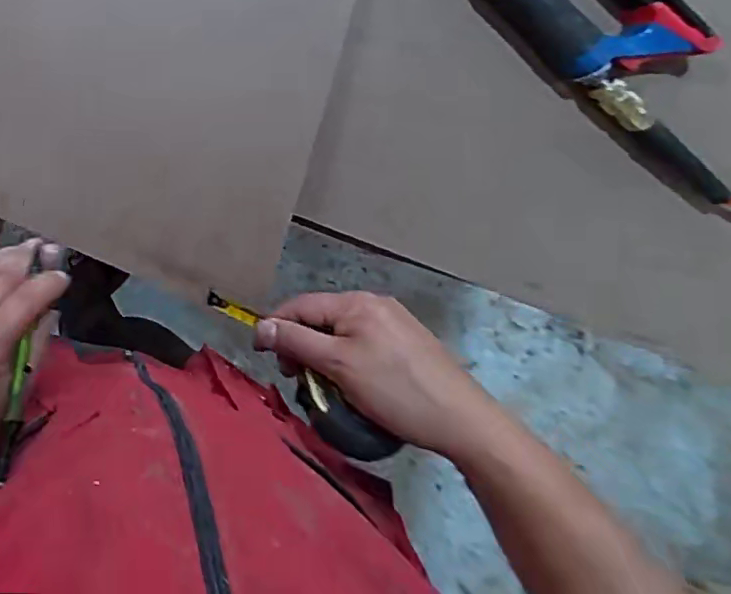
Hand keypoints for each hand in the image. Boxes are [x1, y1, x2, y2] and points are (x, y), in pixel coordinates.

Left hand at [0, 240, 69, 473]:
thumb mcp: (18, 388)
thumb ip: (36, 343)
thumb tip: (49, 309)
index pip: (28, 295)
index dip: (49, 282)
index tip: (65, 277)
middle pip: (4, 272)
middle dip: (30, 258)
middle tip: (51, 248)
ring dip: (9, 255)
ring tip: (30, 246)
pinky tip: (1, 261)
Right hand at [253, 291, 509, 460]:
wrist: (470, 427)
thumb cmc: (398, 392)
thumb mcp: (338, 366)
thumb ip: (295, 341)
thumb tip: (260, 325)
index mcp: (355, 302)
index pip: (299, 306)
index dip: (276, 328)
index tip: (263, 356)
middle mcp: (373, 304)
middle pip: (319, 319)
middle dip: (302, 346)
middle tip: (298, 379)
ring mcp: (395, 323)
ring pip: (340, 334)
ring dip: (324, 357)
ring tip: (326, 386)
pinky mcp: (409, 344)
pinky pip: (362, 345)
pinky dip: (348, 361)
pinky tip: (354, 385)